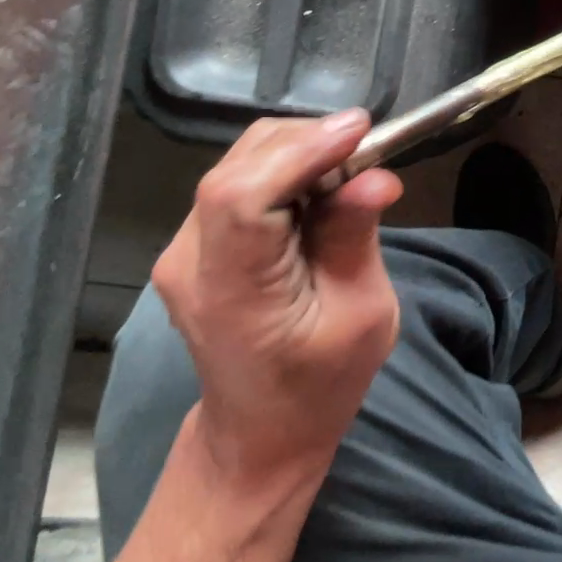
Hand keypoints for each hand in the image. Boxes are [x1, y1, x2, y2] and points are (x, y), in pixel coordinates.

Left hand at [150, 110, 402, 483]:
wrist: (262, 431)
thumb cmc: (321, 384)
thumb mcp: (362, 315)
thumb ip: (356, 238)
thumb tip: (377, 176)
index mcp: (231, 288)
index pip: (243, 196)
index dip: (301, 153)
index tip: (362, 130)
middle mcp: (190, 259)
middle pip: (239, 167)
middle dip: (310, 143)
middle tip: (372, 150)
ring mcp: (184, 249)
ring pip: (239, 165)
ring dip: (301, 153)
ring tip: (354, 171)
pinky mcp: (199, 244)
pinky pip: (242, 182)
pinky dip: (289, 169)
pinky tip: (324, 189)